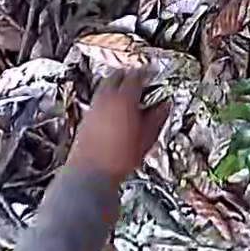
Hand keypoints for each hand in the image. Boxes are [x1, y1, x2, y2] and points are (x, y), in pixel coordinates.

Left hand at [66, 69, 171, 186]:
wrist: (89, 177)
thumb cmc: (120, 159)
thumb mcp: (146, 138)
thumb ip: (157, 118)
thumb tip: (165, 106)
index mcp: (124, 99)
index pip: (136, 76)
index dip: (145, 73)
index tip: (152, 73)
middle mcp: (106, 99)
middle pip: (116, 76)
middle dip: (128, 75)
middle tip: (138, 79)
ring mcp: (93, 108)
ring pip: (104, 87)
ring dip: (115, 85)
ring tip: (126, 94)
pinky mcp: (84, 119)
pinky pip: (97, 100)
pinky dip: (106, 99)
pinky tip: (112, 111)